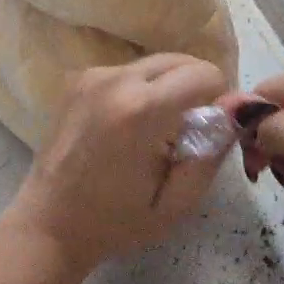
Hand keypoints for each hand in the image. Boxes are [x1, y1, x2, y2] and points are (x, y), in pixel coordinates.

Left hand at [3, 54, 228, 271]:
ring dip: (168, 87)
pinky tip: (131, 126)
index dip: (219, 98)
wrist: (49, 224)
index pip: (205, 73)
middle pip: (180, 60)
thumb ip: (210, 154)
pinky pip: (128, 72)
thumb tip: (234, 116)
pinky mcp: (78, 79)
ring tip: (158, 131)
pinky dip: (141, 89)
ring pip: (154, 63)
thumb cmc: (114, 222)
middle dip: (195, 88)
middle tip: (188, 131)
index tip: (209, 128)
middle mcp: (116, 79)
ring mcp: (92, 75)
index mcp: (141, 109)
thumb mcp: (176, 204)